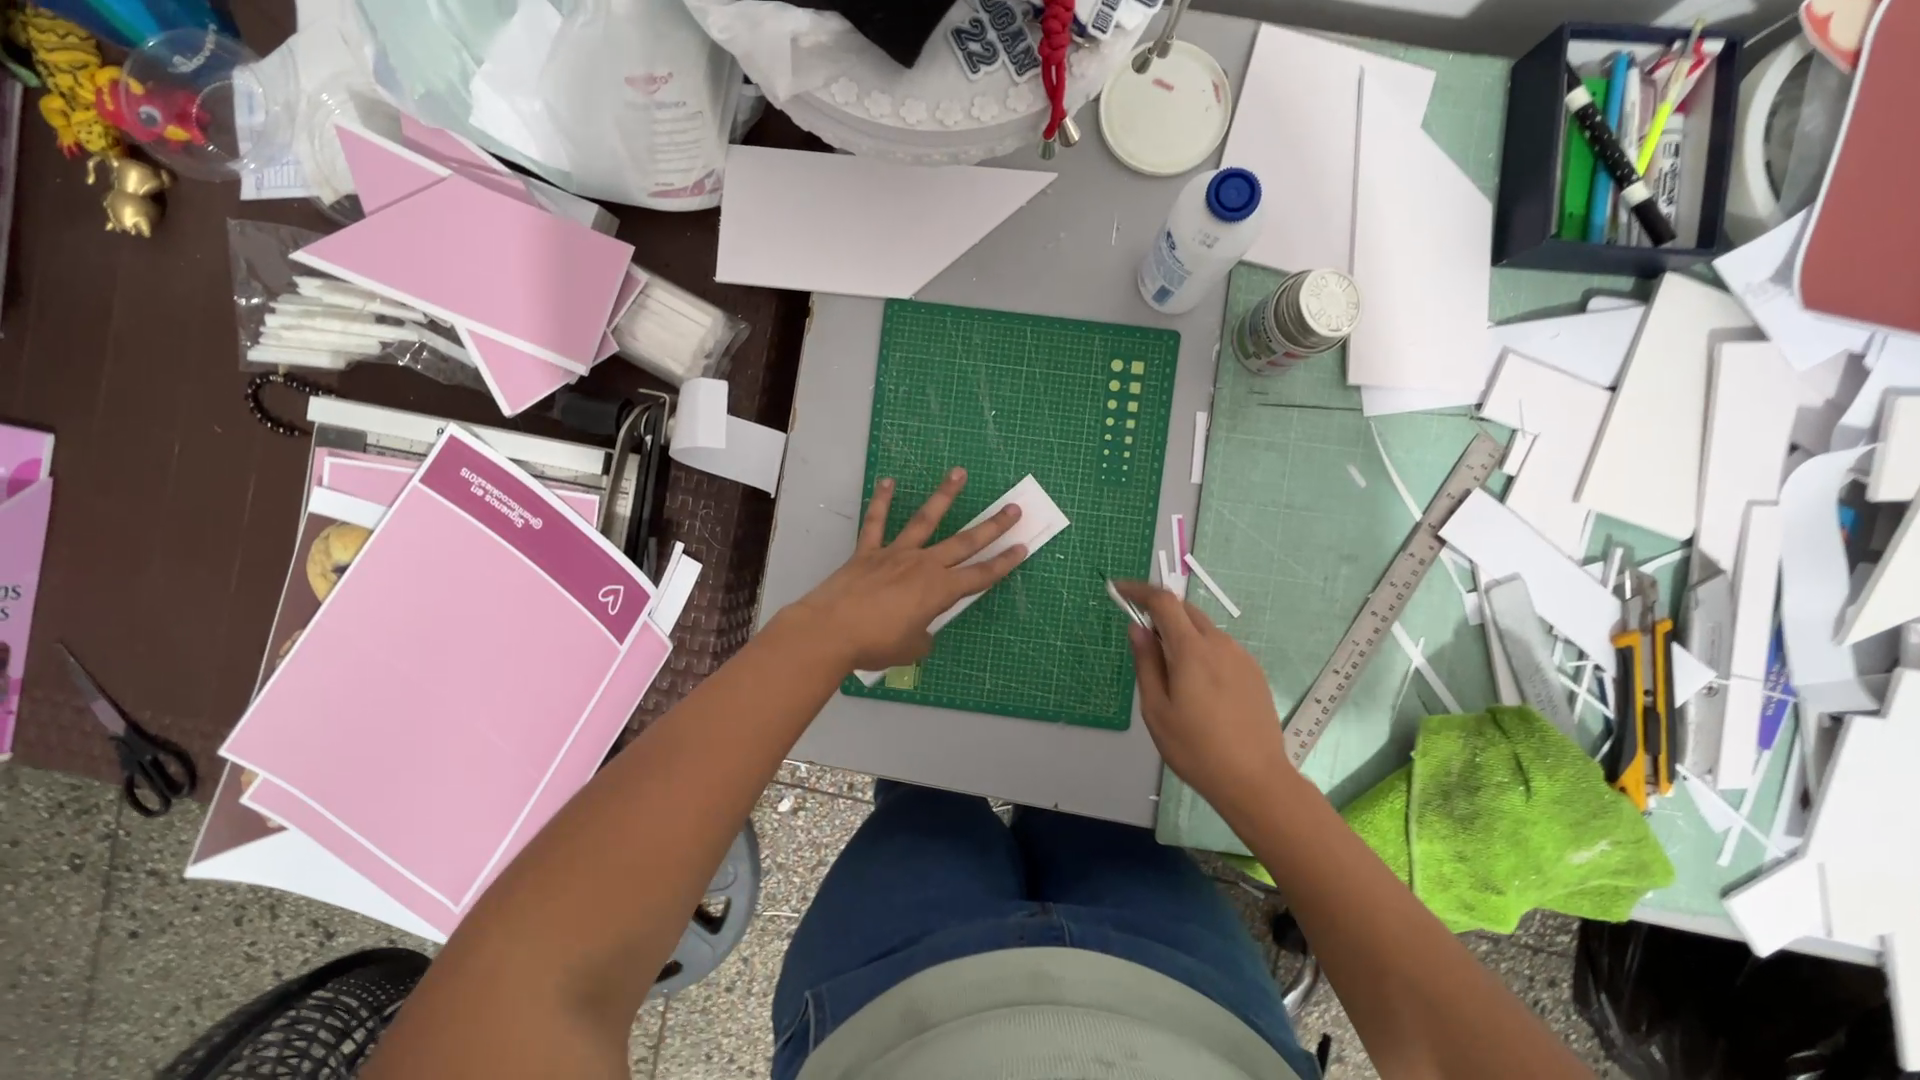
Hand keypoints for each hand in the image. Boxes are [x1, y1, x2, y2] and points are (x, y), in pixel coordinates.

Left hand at [784, 469, 1026, 672]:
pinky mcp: (868, 552)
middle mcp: (924, 565)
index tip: (1023, 547)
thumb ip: (922, 636)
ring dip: (944, 495)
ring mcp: (896, 554)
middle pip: (965, 542)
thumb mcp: (911, 648)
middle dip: (992, 526)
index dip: (1004, 563)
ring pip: (926, 519)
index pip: (981, 575)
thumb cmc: (875, 644)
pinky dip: (881, 500)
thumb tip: (920, 629)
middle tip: (1013, 509)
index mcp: (940, 591)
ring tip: (959, 473)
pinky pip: (876, 522)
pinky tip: (888, 481)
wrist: (831, 631)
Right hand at [1114, 581, 1293, 808]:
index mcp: (1192, 650)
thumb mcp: (1156, 709)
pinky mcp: (1254, 673)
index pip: (1164, 602)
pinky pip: (1221, 649)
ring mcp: (1241, 657)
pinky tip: (1198, 688)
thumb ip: (1146, 663)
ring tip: (1170, 673)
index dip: (1139, 591)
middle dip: (1160, 613)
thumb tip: (1138, 629)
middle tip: (1142, 638)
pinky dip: (1201, 651)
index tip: (1120, 590)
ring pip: (1205, 631)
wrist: (1255, 779)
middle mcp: (1219, 644)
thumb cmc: (1195, 748)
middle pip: (1186, 611)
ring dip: (1182, 635)